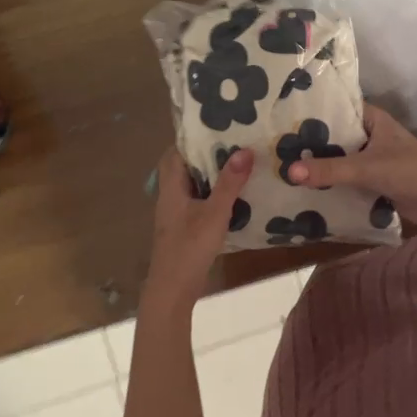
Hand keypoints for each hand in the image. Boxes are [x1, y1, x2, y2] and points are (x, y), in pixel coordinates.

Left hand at [145, 147, 253, 307]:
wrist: (173, 291)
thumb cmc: (189, 248)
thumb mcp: (214, 213)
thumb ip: (230, 183)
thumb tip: (245, 149)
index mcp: (171, 187)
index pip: (176, 152)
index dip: (192, 137)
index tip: (217, 125)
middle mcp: (171, 196)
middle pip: (185, 166)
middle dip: (206, 153)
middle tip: (235, 140)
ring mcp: (177, 214)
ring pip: (194, 184)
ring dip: (212, 174)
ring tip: (240, 161)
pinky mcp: (186, 228)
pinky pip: (200, 201)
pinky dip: (215, 193)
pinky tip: (236, 194)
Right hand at [286, 105, 416, 225]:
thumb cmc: (409, 172)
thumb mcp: (366, 168)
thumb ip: (329, 170)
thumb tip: (289, 172)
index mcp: (373, 119)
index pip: (338, 107)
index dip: (313, 110)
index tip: (282, 115)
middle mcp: (371, 134)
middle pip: (335, 135)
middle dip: (310, 142)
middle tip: (274, 144)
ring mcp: (372, 157)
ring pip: (339, 157)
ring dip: (319, 164)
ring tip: (282, 165)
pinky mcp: (373, 179)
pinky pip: (346, 177)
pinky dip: (330, 181)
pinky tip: (304, 187)